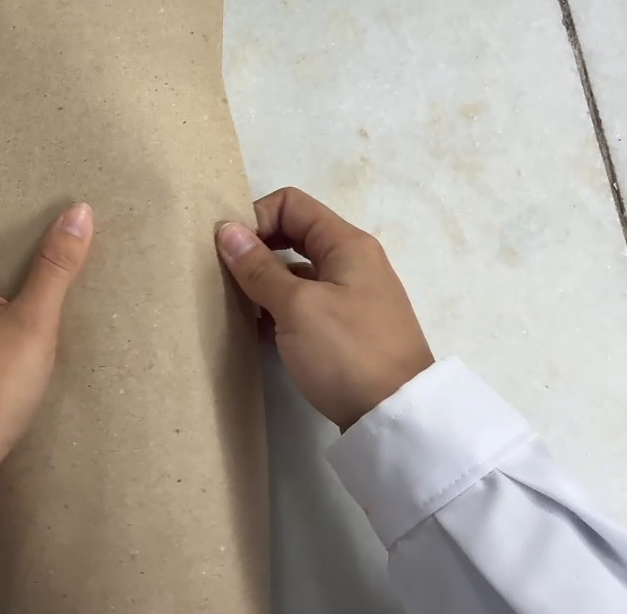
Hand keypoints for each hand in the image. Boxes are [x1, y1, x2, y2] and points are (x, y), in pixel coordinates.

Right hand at [216, 187, 432, 431]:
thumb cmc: (347, 352)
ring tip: (236, 300)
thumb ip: (258, 266)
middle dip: (256, 247)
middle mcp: (351, 262)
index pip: (291, 204)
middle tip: (226, 271)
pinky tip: (257, 326)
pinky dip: (277, 304)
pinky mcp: (345, 327)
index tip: (231, 249)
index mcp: (346, 244)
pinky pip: (303, 300)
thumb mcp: (296, 306)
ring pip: (295, 269)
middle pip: (292, 233)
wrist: (401, 423)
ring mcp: (350, 295)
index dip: (256, 217)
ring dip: (264, 279)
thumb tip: (226, 229)